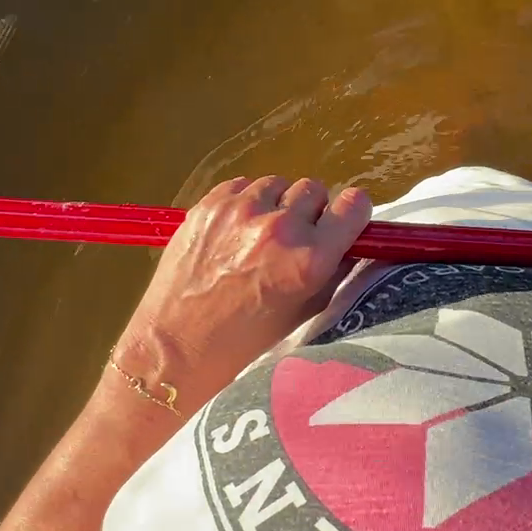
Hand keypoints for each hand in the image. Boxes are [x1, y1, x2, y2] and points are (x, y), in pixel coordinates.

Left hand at [115, 176, 371, 411]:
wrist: (177, 346)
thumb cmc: (246, 342)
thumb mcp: (305, 312)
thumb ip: (333, 270)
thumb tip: (348, 241)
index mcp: (310, 260)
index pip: (354, 205)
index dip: (350, 214)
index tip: (342, 225)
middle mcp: (280, 228)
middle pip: (314, 190)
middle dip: (310, 212)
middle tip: (295, 238)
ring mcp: (241, 211)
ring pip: (278, 184)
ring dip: (276, 204)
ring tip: (259, 235)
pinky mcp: (209, 204)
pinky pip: (243, 185)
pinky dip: (245, 202)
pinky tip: (235, 231)